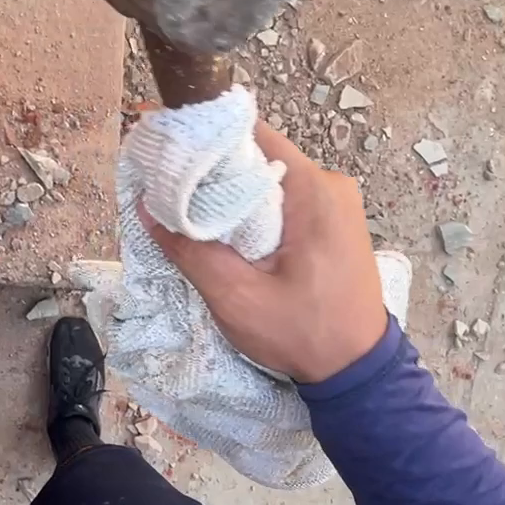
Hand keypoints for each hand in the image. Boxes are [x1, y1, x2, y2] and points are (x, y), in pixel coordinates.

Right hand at [143, 124, 388, 382]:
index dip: (203, 137)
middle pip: (255, 155)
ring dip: (227, 191)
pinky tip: (221, 228)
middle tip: (165, 184)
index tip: (165, 147)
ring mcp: (333, 203)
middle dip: (209, 167)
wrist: (356, 370)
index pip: (250, 135)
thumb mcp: (236, 297)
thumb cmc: (302, 334)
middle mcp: (328, 185)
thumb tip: (148, 208)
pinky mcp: (330, 222)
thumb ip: (191, 251)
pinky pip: (280, 199)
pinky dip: (248, 207)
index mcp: (312, 191)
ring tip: (186, 209)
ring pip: (264, 178)